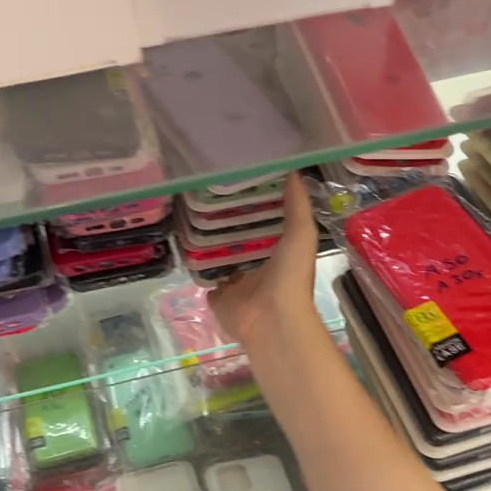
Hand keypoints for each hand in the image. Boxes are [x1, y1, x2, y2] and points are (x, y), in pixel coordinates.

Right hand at [206, 171, 322, 351]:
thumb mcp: (301, 234)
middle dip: (230, 227)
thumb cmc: (290, 278)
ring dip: (213, 247)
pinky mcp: (219, 300)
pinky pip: (207, 282)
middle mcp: (258, 271)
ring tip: (196, 216)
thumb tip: (293, 170)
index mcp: (279, 256)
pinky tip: (189, 249)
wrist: (272, 320)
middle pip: (242, 245)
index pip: (266, 229)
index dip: (257, 210)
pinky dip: (200, 271)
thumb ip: (297, 204)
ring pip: (223, 263)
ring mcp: (237, 287)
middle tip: (212, 199)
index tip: (243, 185)